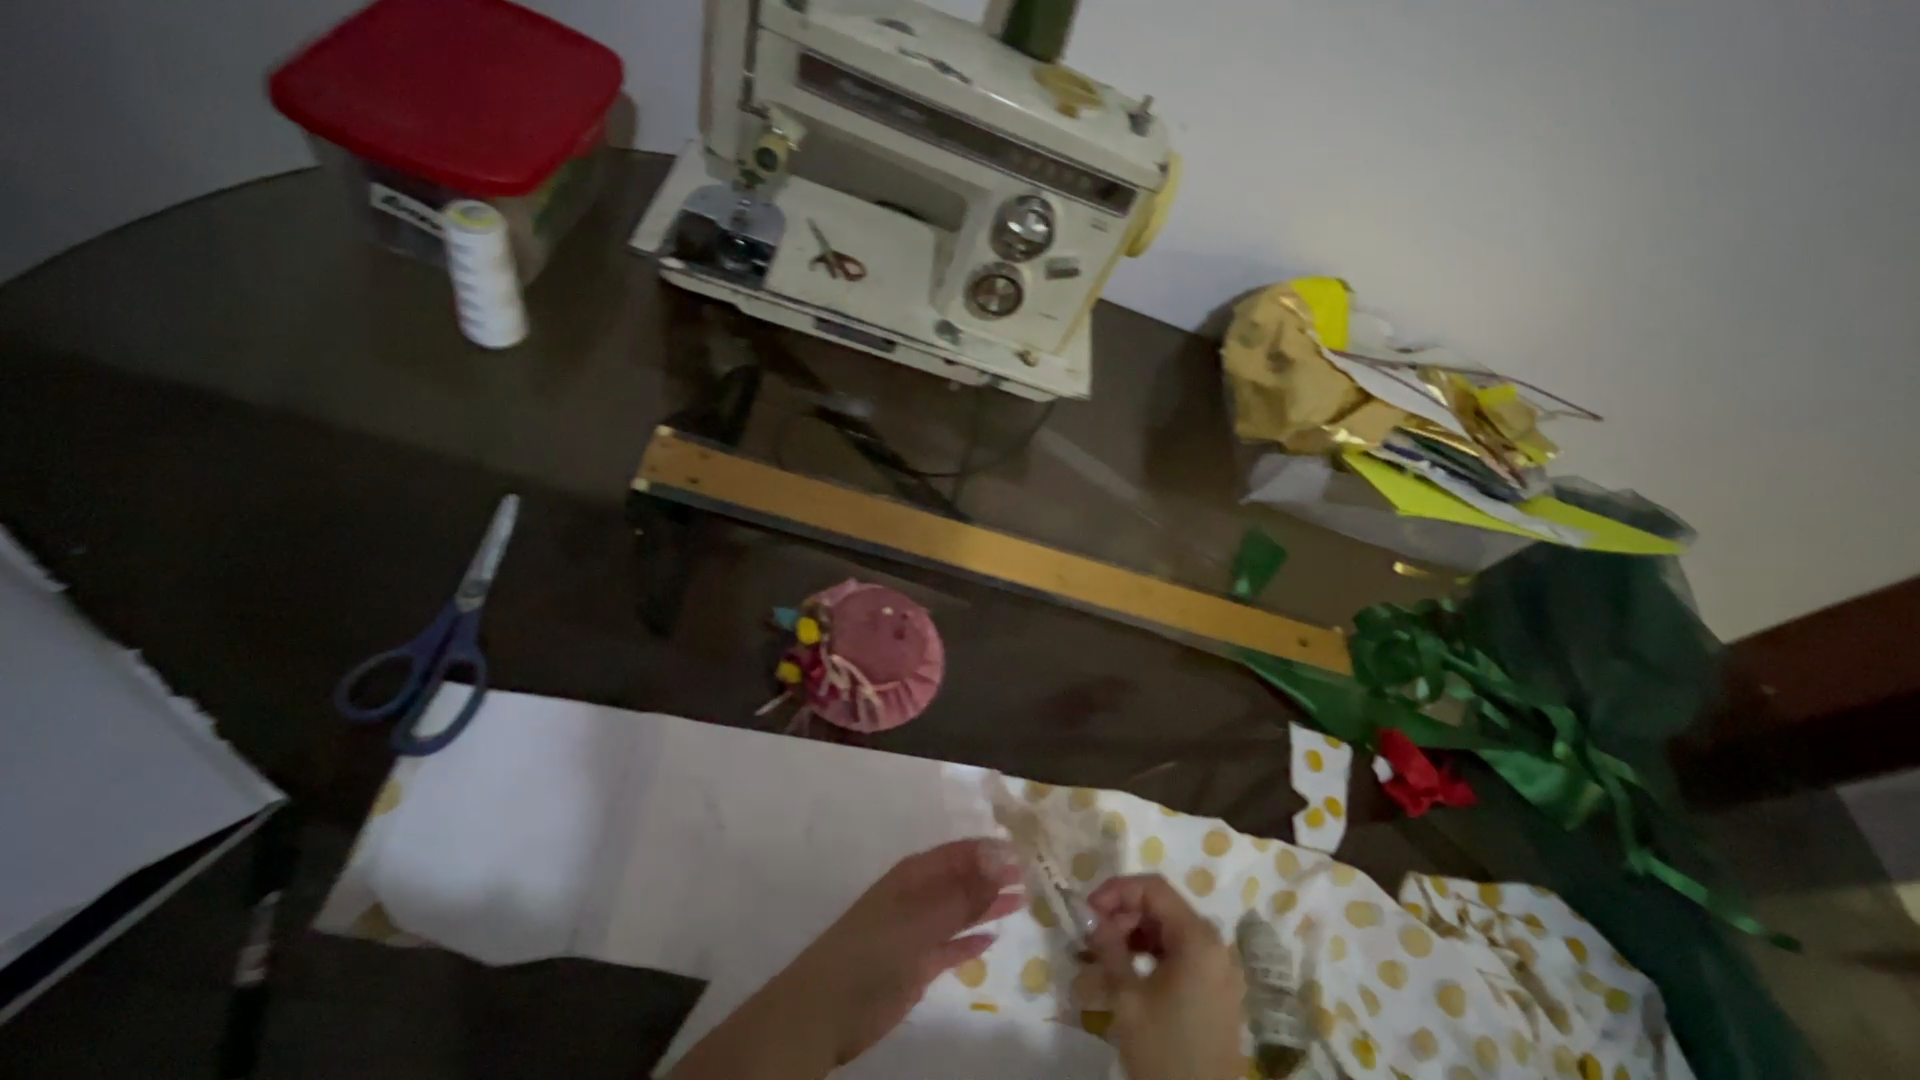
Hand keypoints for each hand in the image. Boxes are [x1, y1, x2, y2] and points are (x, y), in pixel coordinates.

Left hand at [668, 838, 1023, 1079]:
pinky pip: (949, 946)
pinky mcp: (914, 966)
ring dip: (986, 906)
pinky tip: (992, 939)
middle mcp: (914, 899)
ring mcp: (914, 933)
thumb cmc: (868, 955)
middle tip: (1032, 875)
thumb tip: (1003, 858)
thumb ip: (961, 896)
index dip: (988, 850)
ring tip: (1022, 901)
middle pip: (960, 880)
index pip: (956, 853)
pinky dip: (969, 941)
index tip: (1025, 850)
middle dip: (992, 875)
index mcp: (910, 878)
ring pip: (958, 912)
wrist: (823, 1013)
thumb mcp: (919, 922)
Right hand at [1078, 875, 1245, 1079]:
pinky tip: (1125, 976)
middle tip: (1089, 938)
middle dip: (1122, 916)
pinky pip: (1182, 956)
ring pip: (1170, 932)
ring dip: (1133, 936)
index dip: (1115, 890)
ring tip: (1100, 958)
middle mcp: (1216, 945)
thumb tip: (1090, 916)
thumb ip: (1108, 947)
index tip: (1086, 912)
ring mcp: (1220, 969)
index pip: (1153, 888)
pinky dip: (1151, 957)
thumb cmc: (1164, 1050)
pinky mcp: (1218, 991)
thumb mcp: (1127, 998)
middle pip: (1162, 908)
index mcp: (1198, 939)